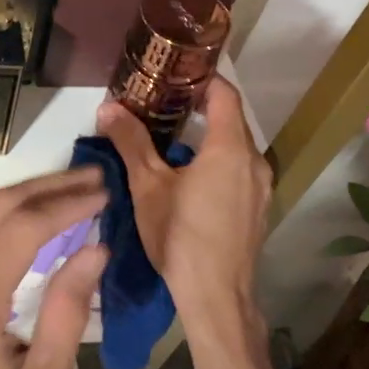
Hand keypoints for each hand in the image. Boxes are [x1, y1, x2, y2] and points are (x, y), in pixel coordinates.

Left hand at [0, 169, 106, 368]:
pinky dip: (7, 215)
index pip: (25, 226)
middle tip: (94, 177)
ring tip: (74, 189)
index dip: (67, 203)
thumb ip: (68, 312)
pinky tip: (37, 216)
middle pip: (0, 205)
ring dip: (29, 195)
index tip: (105, 192)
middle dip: (50, 185)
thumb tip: (95, 250)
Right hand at [97, 76, 270, 308]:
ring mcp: (260, 187)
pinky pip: (238, 170)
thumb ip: (130, 142)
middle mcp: (254, 161)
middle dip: (197, 107)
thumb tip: (108, 107)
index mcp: (230, 148)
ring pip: (234, 147)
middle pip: (230, 119)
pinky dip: (216, 161)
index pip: (224, 93)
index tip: (173, 71)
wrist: (216, 297)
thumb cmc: (180, 235)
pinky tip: (187, 175)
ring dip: (205, 137)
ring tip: (168, 137)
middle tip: (160, 101)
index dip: (201, 77)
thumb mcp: (147, 186)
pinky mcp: (257, 209)